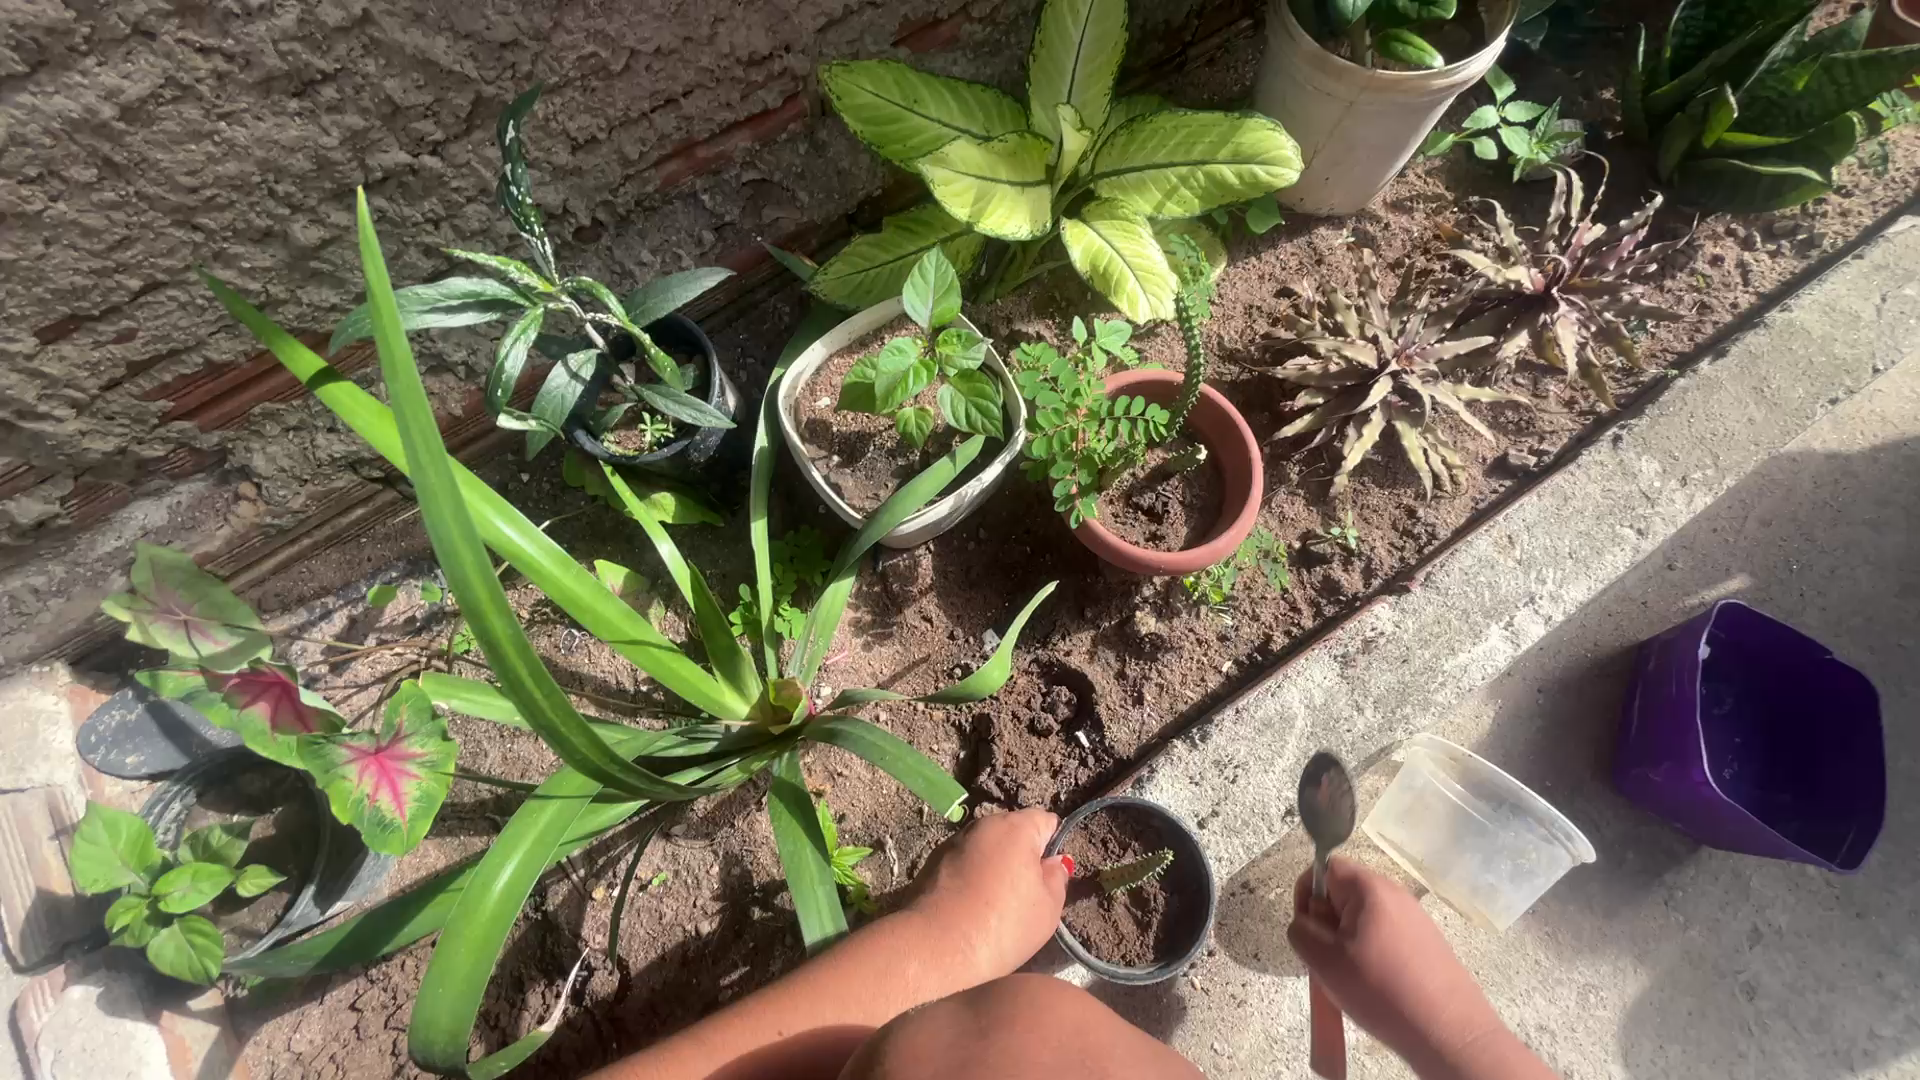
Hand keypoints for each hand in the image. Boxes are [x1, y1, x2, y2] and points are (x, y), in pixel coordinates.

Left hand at [903, 808, 1071, 985]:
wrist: (934, 944)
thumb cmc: (1001, 927)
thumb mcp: (1047, 910)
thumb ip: (1057, 879)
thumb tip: (1054, 861)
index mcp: (1016, 827)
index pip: (1046, 820)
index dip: (1053, 846)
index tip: (1049, 877)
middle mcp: (985, 823)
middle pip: (1015, 832)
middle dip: (1024, 856)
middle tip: (1026, 896)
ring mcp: (957, 838)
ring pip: (989, 847)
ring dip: (997, 866)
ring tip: (997, 905)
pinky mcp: (935, 857)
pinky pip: (967, 860)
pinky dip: (974, 875)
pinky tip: (972, 905)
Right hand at [1288, 857, 1506, 1073]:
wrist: (1453, 1038)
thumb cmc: (1383, 992)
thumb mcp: (1324, 962)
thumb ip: (1300, 931)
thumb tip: (1305, 924)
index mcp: (1370, 888)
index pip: (1324, 868)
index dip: (1306, 894)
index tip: (1309, 930)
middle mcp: (1395, 894)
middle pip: (1343, 893)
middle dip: (1327, 922)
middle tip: (1328, 957)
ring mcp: (1415, 919)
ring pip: (1362, 918)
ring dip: (1347, 941)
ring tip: (1351, 977)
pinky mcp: (1428, 944)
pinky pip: (1385, 936)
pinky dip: (1372, 954)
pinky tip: (1378, 986)